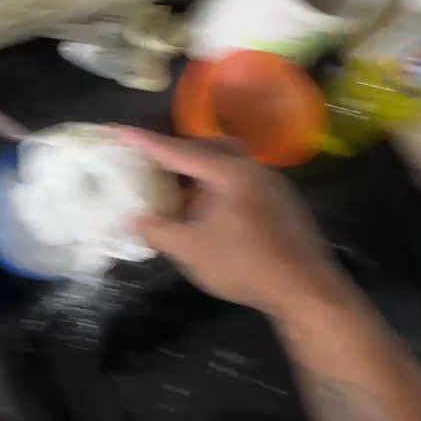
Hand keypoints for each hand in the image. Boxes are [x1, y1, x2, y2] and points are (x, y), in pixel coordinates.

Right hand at [113, 127, 352, 320]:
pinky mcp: (281, 203)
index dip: (142, 141)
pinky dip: (215, 186)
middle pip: (206, 148)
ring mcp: (271, 184)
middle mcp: (252, 168)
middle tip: (148, 159)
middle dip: (174, 151)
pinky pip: (239, 181)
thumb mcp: (188, 249)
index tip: (115, 129)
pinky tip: (205, 210)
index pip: (176, 151)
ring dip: (196, 171)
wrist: (305, 290)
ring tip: (174, 187)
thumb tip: (132, 218)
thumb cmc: (243, 265)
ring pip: (225, 164)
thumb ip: (156, 229)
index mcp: (227, 172)